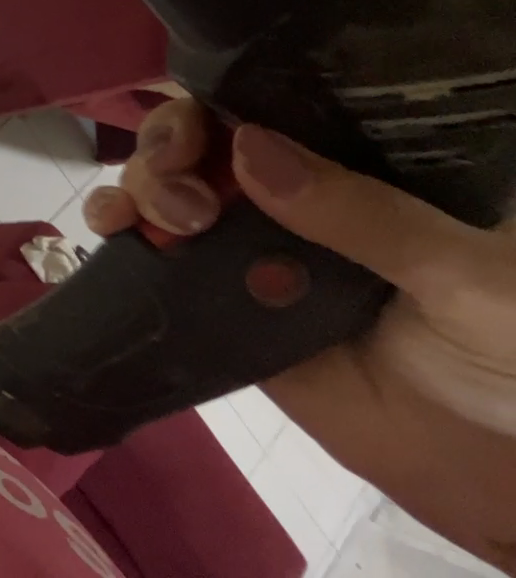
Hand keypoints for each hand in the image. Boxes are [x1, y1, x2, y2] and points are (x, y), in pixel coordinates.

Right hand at [85, 99, 515, 567]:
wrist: (490, 477)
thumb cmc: (515, 362)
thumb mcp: (471, 279)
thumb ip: (368, 215)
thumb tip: (248, 146)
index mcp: (360, 171)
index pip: (274, 109)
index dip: (221, 104)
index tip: (200, 132)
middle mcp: (291, 196)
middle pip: (200, 141)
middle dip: (168, 149)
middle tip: (185, 197)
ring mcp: (243, 245)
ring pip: (163, 185)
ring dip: (139, 186)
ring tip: (162, 224)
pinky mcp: (206, 294)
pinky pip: (147, 247)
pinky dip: (113, 225)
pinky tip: (106, 229)